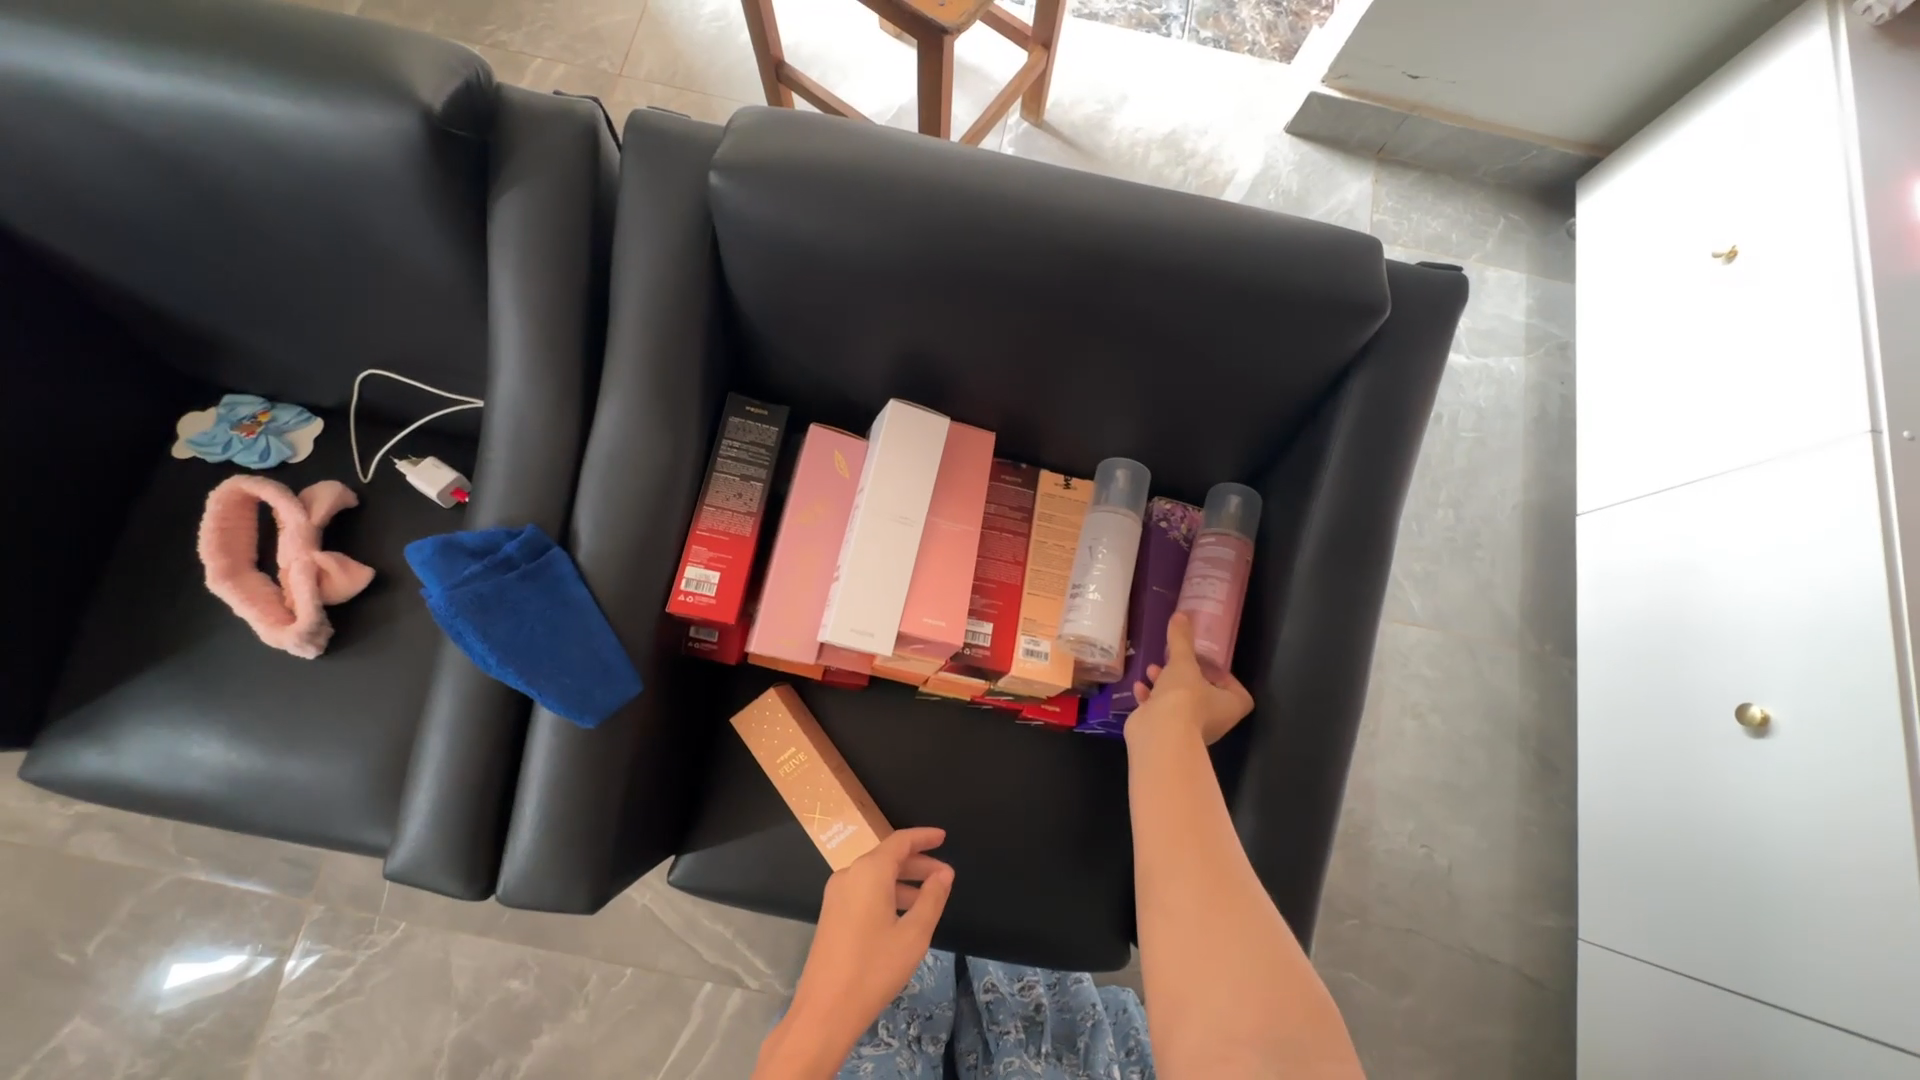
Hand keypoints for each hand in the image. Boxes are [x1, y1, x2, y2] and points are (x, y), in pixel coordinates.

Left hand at [756, 828, 954, 1078]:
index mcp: (869, 872)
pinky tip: (903, 914)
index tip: (943, 837)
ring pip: (875, 875)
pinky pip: (864, 890)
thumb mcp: (914, 934)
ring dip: (903, 880)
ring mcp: (836, 894)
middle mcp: (849, 874)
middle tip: (945, 876)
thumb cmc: (874, 968)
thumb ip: (932, 898)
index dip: (924, 837)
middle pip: (887, 857)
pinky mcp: (831, 913)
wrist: (825, 1010)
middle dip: (918, 863)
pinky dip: (887, 893)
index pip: (900, 841)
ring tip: (930, 897)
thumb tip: (944, 873)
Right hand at [1127, 612, 1254, 745]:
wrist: (1159, 734)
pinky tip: (1138, 687)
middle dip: (1188, 677)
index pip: (1238, 693)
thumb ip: (1182, 640)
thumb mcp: (1183, 662)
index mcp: (1228, 707)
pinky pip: (1160, 713)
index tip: (1206, 663)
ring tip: (1153, 670)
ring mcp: (1188, 730)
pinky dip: (1150, 699)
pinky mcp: (1165, 733)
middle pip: (1205, 696)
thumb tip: (1181, 615)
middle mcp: (1213, 721)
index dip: (1224, 677)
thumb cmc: (1183, 697)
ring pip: (1180, 704)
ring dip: (1166, 686)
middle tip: (1176, 662)